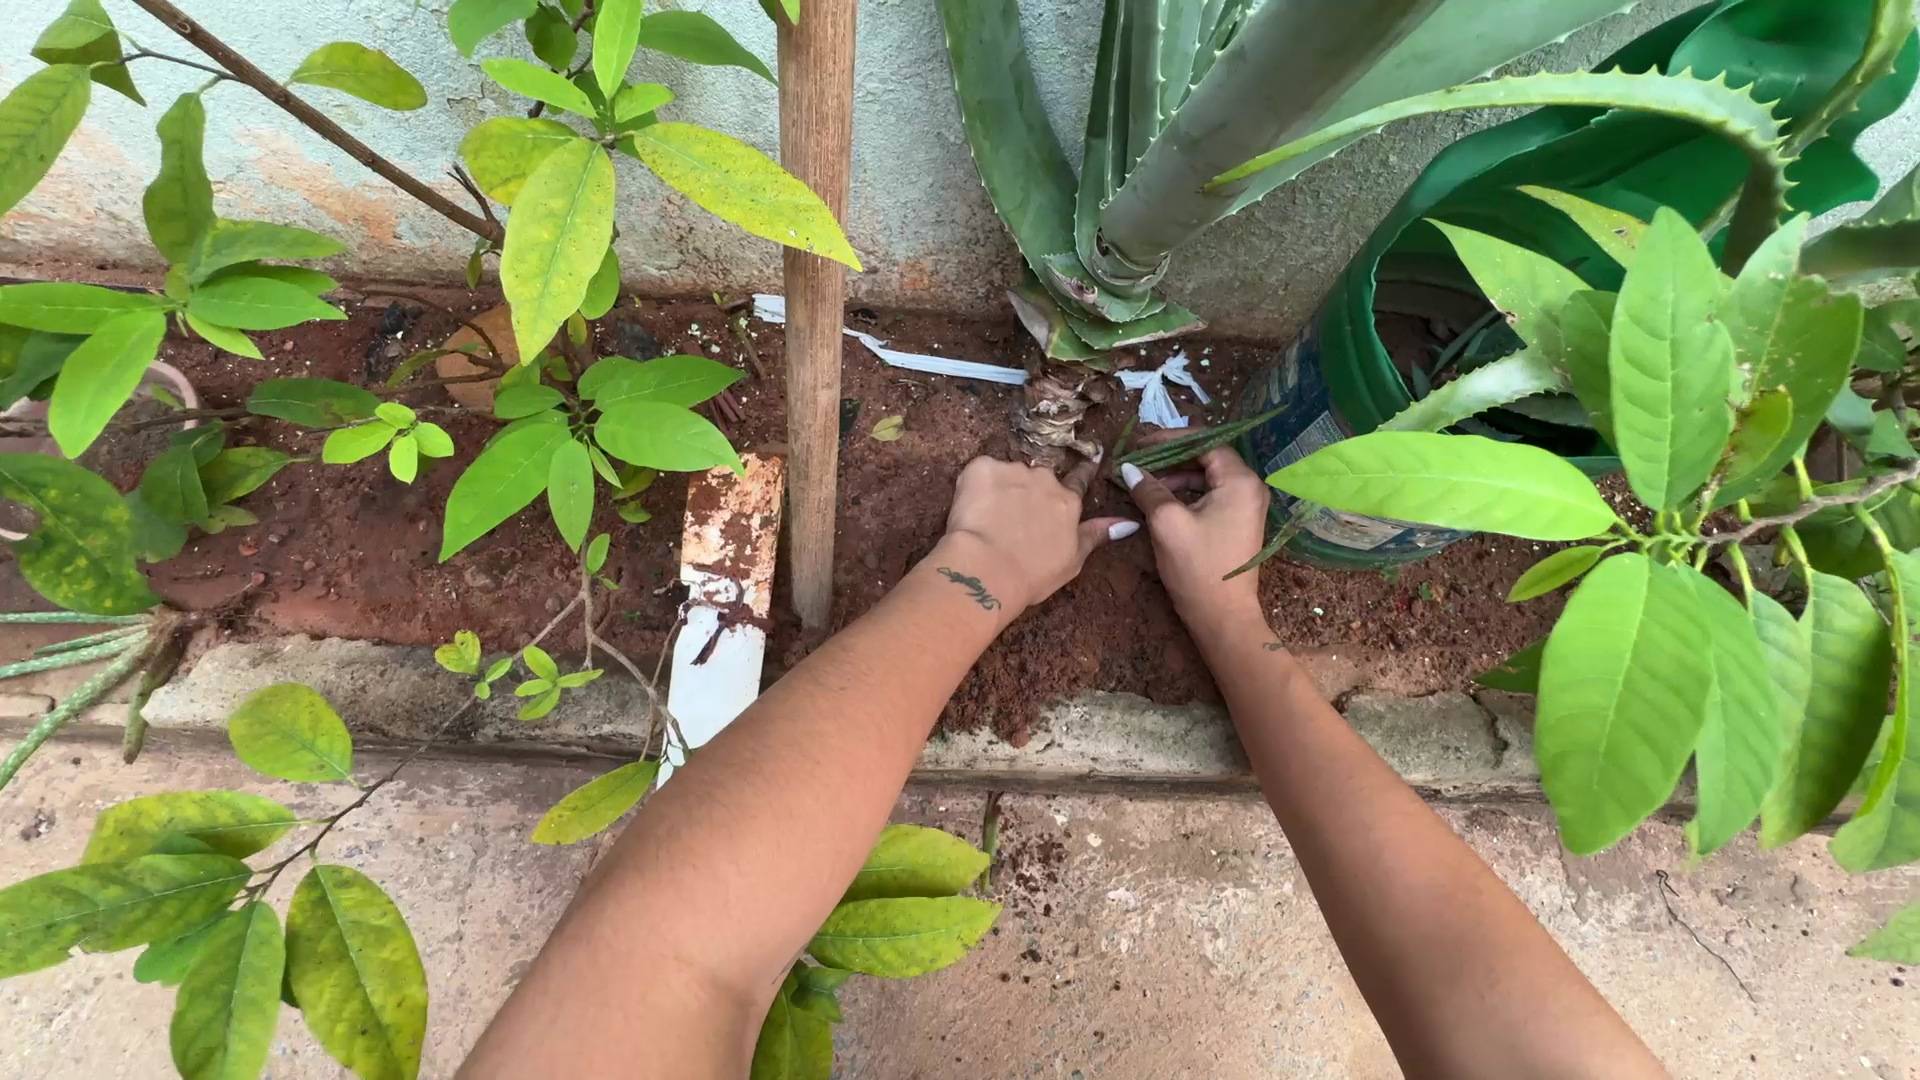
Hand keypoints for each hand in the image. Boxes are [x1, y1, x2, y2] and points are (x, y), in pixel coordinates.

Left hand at [938, 457, 1138, 612]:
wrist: (987, 568)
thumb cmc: (1032, 574)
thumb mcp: (1073, 561)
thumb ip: (1097, 535)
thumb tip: (1129, 523)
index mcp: (1068, 502)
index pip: (1079, 479)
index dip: (1082, 470)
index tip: (1091, 456)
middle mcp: (1045, 480)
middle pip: (1038, 479)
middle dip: (1027, 492)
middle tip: (1012, 520)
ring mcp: (1013, 471)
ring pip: (1007, 474)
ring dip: (1000, 490)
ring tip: (987, 519)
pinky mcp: (982, 468)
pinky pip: (979, 471)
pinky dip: (974, 487)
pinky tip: (971, 510)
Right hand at [1121, 443, 1270, 637]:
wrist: (1222, 617)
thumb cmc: (1197, 567)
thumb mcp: (1167, 523)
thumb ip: (1148, 490)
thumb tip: (1128, 468)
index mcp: (1239, 481)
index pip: (1206, 442)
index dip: (1171, 440)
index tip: (1141, 444)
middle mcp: (1249, 488)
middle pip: (1207, 458)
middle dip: (1170, 458)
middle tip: (1138, 462)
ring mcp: (1245, 506)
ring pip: (1206, 477)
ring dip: (1175, 477)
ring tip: (1144, 482)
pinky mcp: (1236, 522)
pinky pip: (1209, 495)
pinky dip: (1185, 493)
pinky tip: (1160, 500)